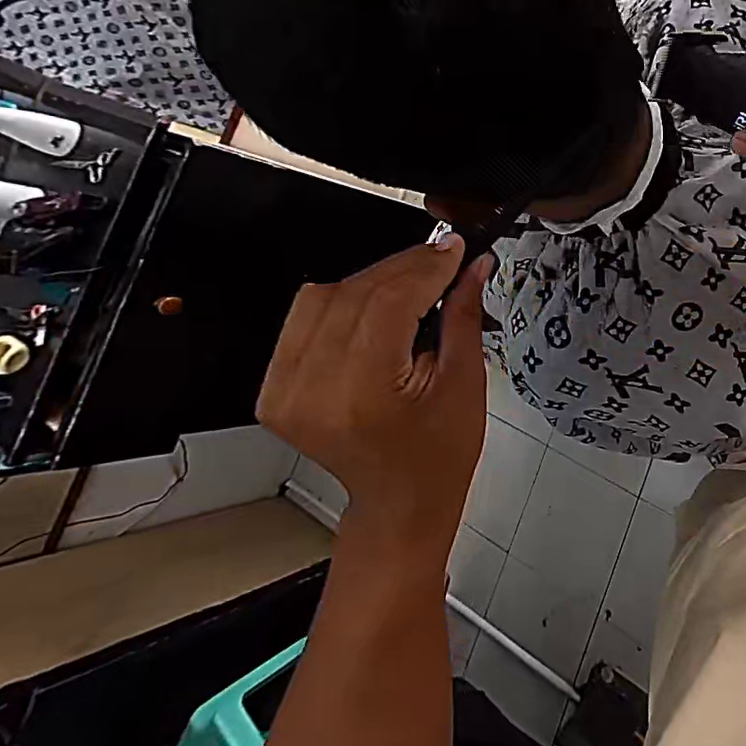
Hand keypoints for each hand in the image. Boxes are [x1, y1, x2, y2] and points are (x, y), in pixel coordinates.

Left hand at [257, 236, 493, 550]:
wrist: (401, 497)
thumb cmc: (441, 452)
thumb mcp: (465, 380)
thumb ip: (463, 315)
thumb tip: (472, 266)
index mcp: (360, 393)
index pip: (388, 302)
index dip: (426, 267)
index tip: (455, 248)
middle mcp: (309, 389)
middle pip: (354, 293)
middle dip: (405, 267)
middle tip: (445, 257)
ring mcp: (283, 390)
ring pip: (323, 297)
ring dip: (375, 279)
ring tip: (417, 281)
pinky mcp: (274, 387)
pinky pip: (304, 319)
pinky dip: (345, 300)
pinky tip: (380, 305)